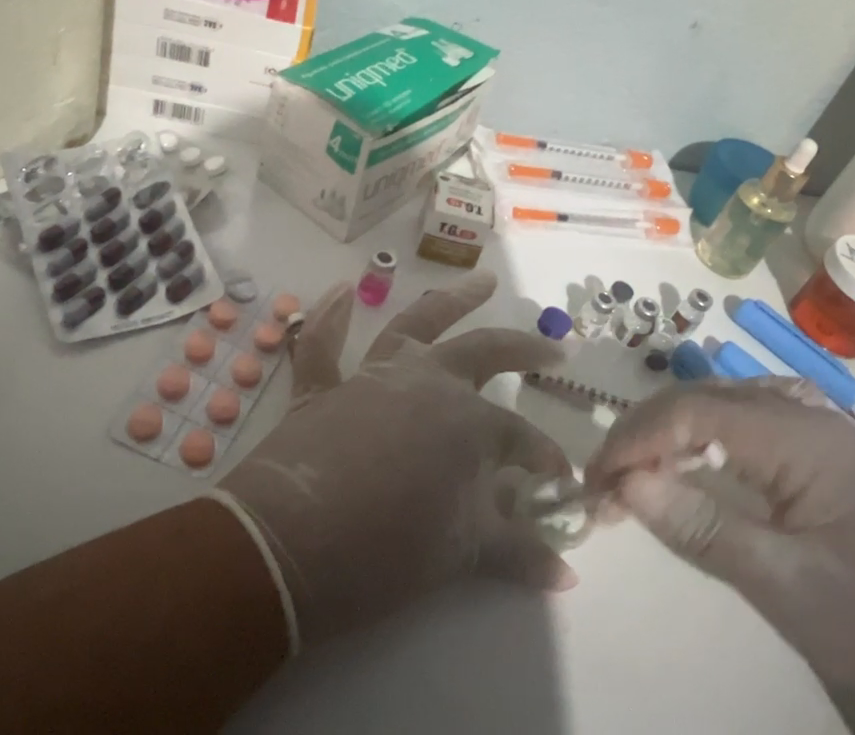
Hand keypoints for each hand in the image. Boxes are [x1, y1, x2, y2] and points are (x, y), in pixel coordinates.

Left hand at [209, 270, 579, 650]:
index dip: (542, 460)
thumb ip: (518, 552)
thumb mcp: (463, 554)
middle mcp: (426, 383)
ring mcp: (371, 379)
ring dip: (450, 301)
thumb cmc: (386, 550)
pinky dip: (329, 317)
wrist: (288, 550)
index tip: (558, 483)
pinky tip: (341, 290)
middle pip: (485, 353)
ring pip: (416, 326)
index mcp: (467, 420)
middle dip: (524, 349)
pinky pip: (321, 345)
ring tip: (480, 280)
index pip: (519, 439)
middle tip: (554, 349)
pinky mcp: (320, 391)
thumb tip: (567, 574)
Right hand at [585, 382, 854, 734]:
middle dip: (645, 433)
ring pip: (723, 401)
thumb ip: (702, 527)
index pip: (693, 411)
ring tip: (637, 473)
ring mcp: (821, 431)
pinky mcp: (824, 454)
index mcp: (804, 439)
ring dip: (671, 430)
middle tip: (606, 485)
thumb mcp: (787, 586)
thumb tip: (624, 484)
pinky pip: (748, 419)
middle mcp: (810, 417)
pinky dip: (704, 434)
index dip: (635, 439)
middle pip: (704, 396)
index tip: (595, 485)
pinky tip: (691, 462)